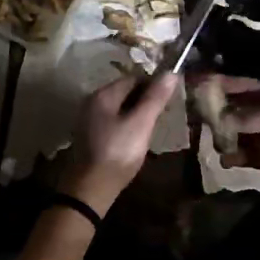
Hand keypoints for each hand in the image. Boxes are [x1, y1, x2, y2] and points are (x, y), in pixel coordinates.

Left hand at [61, 73, 180, 213]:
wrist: (91, 187)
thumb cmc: (118, 152)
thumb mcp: (140, 124)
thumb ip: (155, 99)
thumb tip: (171, 72)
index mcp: (103, 95)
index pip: (133, 78)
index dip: (153, 84)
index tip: (169, 98)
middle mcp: (91, 102)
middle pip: (124, 92)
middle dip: (144, 99)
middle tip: (163, 114)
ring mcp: (88, 119)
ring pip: (118, 108)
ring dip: (135, 113)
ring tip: (152, 127)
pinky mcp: (89, 135)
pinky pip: (111, 121)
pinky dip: (125, 125)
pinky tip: (135, 138)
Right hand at [200, 75, 259, 206]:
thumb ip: (252, 116)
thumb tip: (217, 117)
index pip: (240, 84)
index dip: (217, 82)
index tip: (190, 81)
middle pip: (232, 107)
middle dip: (211, 108)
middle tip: (185, 110)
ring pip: (232, 131)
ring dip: (217, 133)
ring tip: (199, 136)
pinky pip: (240, 154)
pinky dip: (229, 156)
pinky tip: (223, 159)